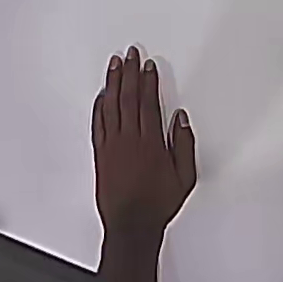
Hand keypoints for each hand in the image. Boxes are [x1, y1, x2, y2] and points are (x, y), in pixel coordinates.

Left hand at [92, 45, 196, 246]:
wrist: (131, 227)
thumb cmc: (158, 203)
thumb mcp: (184, 177)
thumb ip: (183, 145)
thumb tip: (179, 119)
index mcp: (150, 142)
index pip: (149, 102)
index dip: (149, 80)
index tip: (149, 65)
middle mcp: (130, 139)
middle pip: (129, 96)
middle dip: (131, 72)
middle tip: (131, 54)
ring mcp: (113, 144)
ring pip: (112, 105)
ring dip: (113, 82)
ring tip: (115, 64)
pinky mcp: (100, 153)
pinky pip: (98, 123)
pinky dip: (99, 106)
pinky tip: (102, 94)